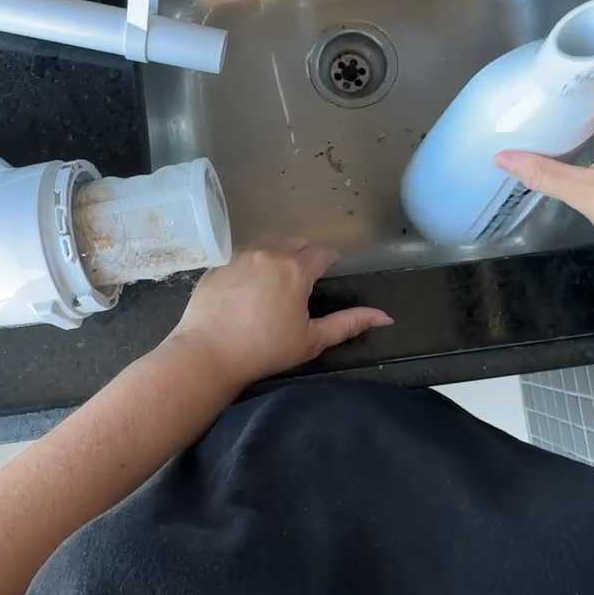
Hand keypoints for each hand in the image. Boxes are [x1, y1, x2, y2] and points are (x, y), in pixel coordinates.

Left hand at [163, 237, 392, 385]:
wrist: (207, 352)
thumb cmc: (265, 349)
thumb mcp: (312, 340)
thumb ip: (349, 323)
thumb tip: (386, 316)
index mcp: (296, 269)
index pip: (322, 253)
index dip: (329, 262)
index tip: (328, 274)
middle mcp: (269, 252)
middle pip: (296, 241)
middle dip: (305, 253)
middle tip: (305, 277)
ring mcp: (240, 255)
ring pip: (268, 242)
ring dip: (279, 252)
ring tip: (278, 276)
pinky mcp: (217, 263)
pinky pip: (242, 252)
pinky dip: (252, 260)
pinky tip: (249, 282)